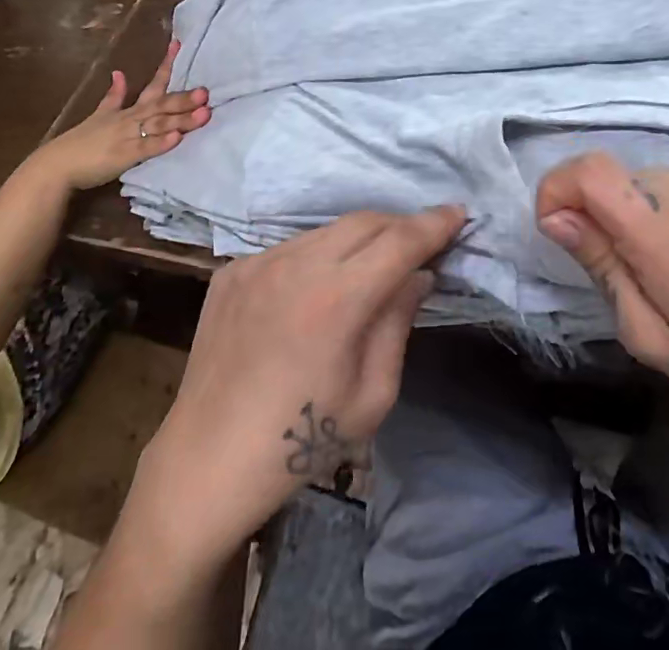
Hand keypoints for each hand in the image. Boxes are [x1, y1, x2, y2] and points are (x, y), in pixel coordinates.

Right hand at [28, 41, 209, 189]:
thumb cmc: (80, 142)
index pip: (151, 85)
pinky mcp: (124, 156)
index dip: (166, 65)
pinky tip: (177, 138)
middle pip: (161, 105)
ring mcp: (128, 136)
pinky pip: (146, 148)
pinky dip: (162, 142)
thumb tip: (119, 73)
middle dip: (184, 98)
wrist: (58, 164)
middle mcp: (130, 119)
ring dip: (181, 118)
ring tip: (203, 113)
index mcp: (127, 110)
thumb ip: (113, 96)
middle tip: (205, 92)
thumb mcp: (99, 114)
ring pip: (159, 125)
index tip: (178, 45)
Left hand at [132, 205, 466, 565]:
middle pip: (362, 221)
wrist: (210, 455)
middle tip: (420, 242)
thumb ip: (397, 323)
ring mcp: (256, 263)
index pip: (399, 241)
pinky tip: (312, 292)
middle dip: (398, 225)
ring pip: (322, 232)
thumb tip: (417, 275)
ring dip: (355, 241)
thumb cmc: (302, 440)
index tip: (458, 213)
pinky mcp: (230, 272)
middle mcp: (294, 265)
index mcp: (336, 299)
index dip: (434, 224)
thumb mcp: (372, 394)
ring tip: (367, 269)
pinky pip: (286, 251)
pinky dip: (313, 259)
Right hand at [535, 153, 668, 431]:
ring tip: (625, 260)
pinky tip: (645, 247)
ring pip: (615, 177)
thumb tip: (554, 218)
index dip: (556, 190)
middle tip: (593, 259)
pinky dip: (623, 207)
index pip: (593, 174)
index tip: (553, 229)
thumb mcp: (643, 333)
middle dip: (576, 207)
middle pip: (598, 173)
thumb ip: (600, 265)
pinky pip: (637, 182)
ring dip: (601, 210)